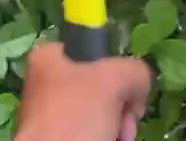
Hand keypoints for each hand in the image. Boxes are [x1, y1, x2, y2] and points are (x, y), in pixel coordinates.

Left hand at [14, 43, 152, 140]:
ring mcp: (51, 113)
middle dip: (121, 109)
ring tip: (117, 138)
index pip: (95, 53)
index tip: (125, 95)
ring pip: (100, 114)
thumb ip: (134, 71)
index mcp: (49, 56)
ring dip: (117, 128)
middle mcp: (47, 81)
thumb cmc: (75, 116)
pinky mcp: (57, 137)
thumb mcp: (113, 80)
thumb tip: (138, 85)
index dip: (116, 73)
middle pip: (101, 87)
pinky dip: (106, 138)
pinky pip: (92, 132)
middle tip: (123, 124)